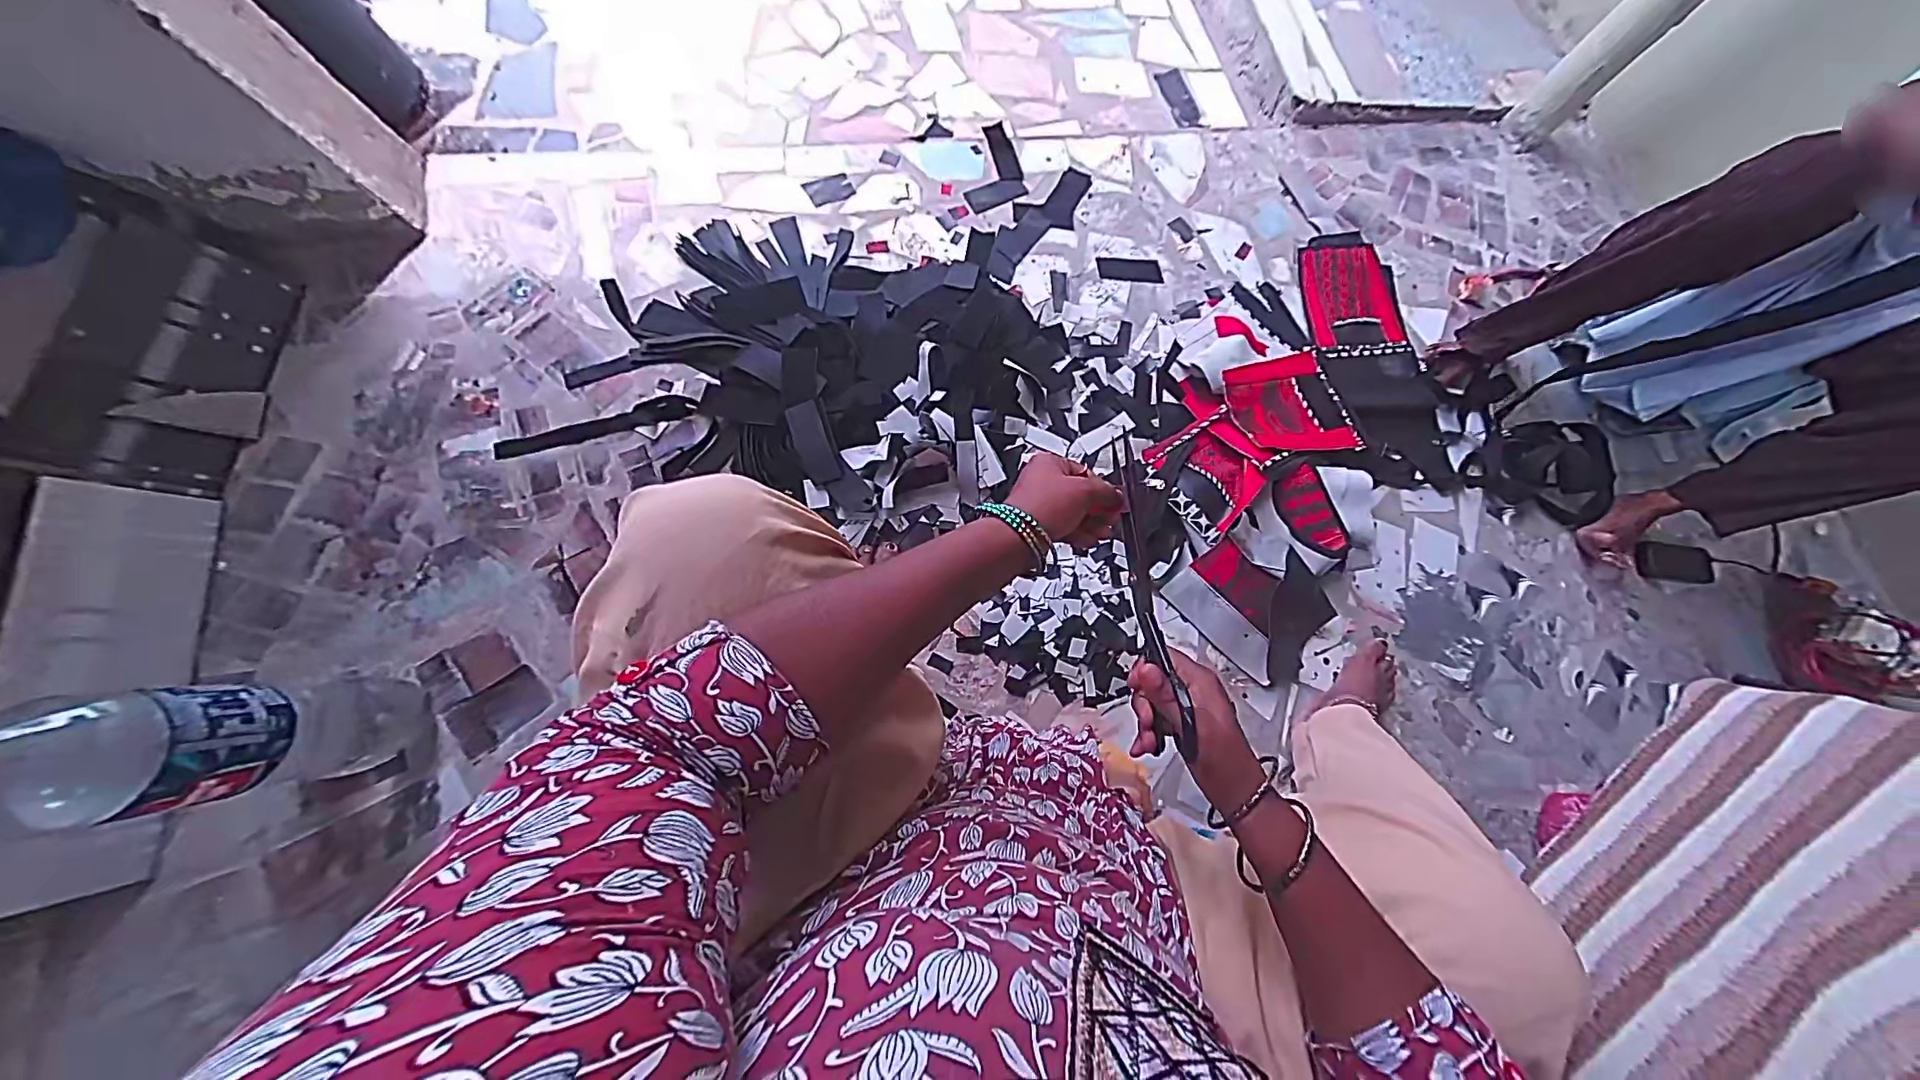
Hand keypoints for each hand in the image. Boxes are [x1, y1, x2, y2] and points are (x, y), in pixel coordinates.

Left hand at [1005, 453, 1122, 549]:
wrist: (1019, 536)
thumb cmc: (1040, 506)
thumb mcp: (1085, 492)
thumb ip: (1106, 492)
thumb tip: (1116, 496)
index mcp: (1049, 462)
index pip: (1085, 471)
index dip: (1103, 487)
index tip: (1114, 499)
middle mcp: (1041, 481)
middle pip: (1079, 494)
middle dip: (1098, 509)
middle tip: (1110, 517)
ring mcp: (1038, 504)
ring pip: (1072, 512)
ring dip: (1090, 522)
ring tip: (1102, 531)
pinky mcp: (1037, 525)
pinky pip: (1062, 526)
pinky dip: (1077, 532)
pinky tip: (1088, 538)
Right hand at [1126, 648, 1264, 810]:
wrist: (1237, 795)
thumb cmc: (1225, 765)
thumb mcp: (1190, 727)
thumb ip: (1166, 696)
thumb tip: (1147, 669)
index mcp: (1202, 683)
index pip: (1164, 656)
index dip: (1144, 671)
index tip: (1137, 691)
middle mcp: (1196, 690)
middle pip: (1154, 680)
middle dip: (1144, 703)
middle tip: (1147, 723)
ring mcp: (1190, 705)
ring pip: (1153, 700)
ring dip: (1146, 720)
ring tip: (1149, 739)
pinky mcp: (1185, 720)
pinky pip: (1159, 716)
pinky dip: (1150, 730)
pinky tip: (1149, 744)